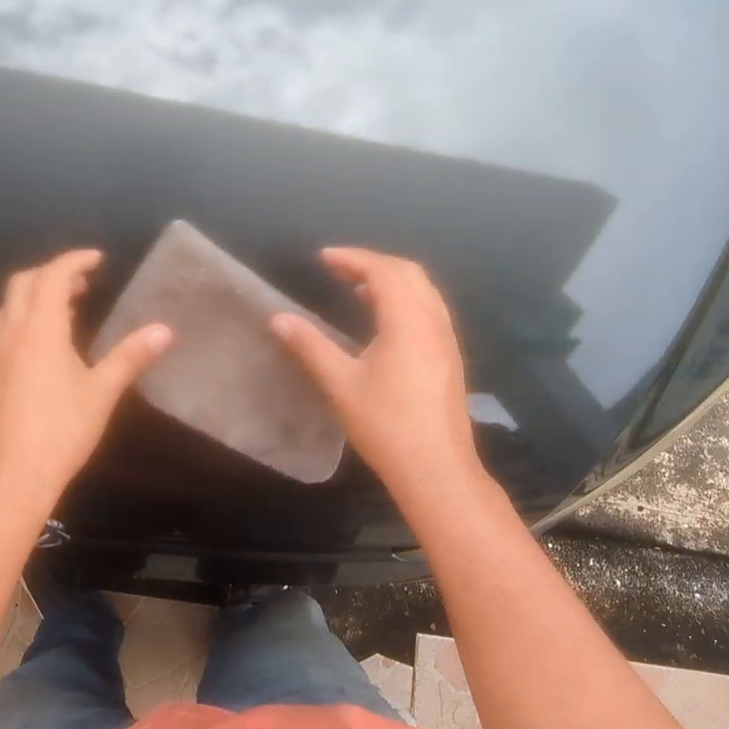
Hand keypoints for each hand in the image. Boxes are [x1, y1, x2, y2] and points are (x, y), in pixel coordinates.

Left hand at [0, 249, 172, 509]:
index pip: (52, 276)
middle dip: (50, 274)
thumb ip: (131, 356)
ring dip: (32, 299)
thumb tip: (164, 330)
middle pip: (22, 284)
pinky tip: (37, 353)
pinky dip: (19, 326)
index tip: (97, 259)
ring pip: (6, 310)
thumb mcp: (102, 392)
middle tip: (81, 282)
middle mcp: (9, 334)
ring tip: (63, 312)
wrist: (9, 478)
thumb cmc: (61, 431)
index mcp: (39, 329)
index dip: (74, 261)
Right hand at [270, 247, 486, 506]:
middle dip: (373, 263)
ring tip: (358, 289)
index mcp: (408, 321)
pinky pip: (430, 309)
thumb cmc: (386, 425)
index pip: (383, 271)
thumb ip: (310, 346)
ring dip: (392, 280)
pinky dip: (406, 299)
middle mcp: (434, 322)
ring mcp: (447, 340)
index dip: (353, 259)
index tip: (323, 258)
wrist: (437, 470)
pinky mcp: (450, 358)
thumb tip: (278, 318)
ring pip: (424, 291)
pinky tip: (384, 321)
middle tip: (339, 268)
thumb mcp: (341, 384)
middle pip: (409, 273)